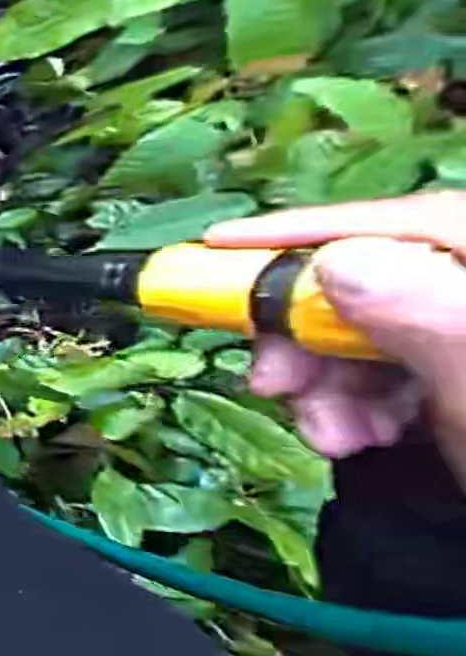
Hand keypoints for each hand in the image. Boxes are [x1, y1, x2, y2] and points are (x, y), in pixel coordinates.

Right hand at [204, 192, 465, 471]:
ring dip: (325, 379)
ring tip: (327, 433)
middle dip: (309, 333)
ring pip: (373, 329)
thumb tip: (343, 260)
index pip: (431, 221)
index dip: (319, 228)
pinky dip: (353, 398)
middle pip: (385, 281)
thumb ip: (434, 317)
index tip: (221, 243)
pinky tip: (352, 435)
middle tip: (273, 382)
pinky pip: (390, 366)